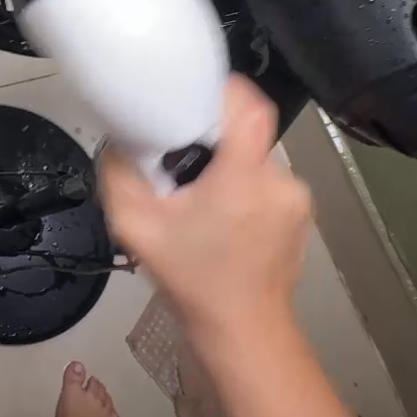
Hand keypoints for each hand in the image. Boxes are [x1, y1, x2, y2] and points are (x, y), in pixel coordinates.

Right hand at [100, 77, 311, 348]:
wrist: (242, 330)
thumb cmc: (191, 278)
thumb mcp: (134, 226)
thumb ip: (118, 173)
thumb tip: (119, 139)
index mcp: (243, 180)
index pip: (249, 108)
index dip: (224, 87)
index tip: (193, 86)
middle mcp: (278, 182)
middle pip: (245, 129)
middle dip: (209, 132)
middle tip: (176, 152)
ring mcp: (296, 199)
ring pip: (253, 153)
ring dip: (224, 159)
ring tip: (194, 187)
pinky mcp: (299, 213)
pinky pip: (265, 175)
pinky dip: (240, 180)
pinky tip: (217, 207)